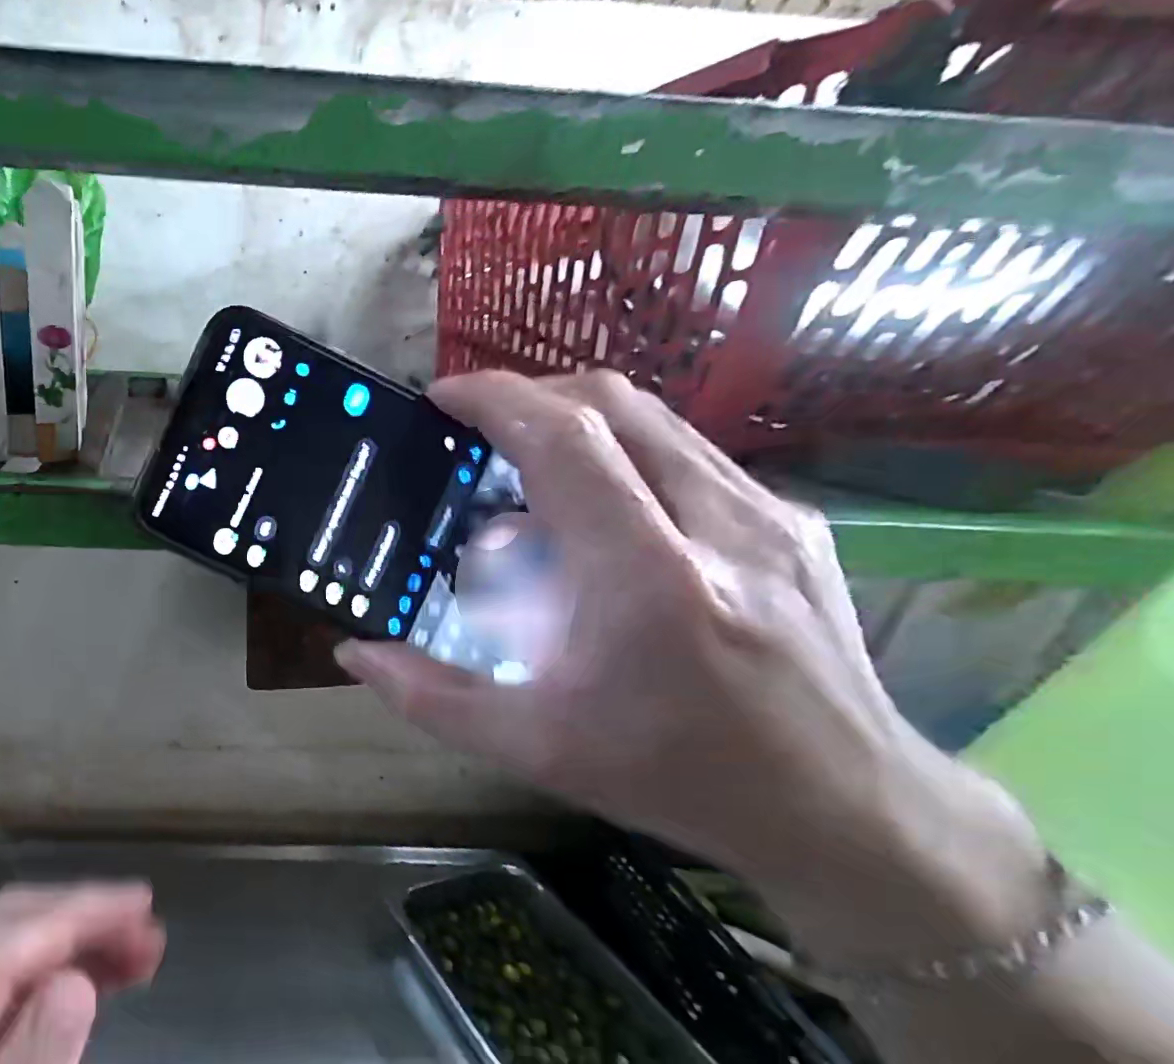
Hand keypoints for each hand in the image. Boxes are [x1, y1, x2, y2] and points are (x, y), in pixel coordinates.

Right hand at [336, 371, 1048, 962]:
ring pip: (654, 417)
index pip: (566, 441)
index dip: (495, 399)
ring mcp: (767, 514)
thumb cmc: (680, 777)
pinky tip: (600, 508)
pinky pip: (688, 452)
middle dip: (528, 396)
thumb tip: (356, 652)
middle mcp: (716, 524)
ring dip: (575, 420)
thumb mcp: (537, 749)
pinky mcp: (792, 520)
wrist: (850, 810)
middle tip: (474, 429)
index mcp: (647, 579)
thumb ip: (432, 698)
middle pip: (611, 403)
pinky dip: (622, 452)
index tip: (443, 398)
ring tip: (526, 463)